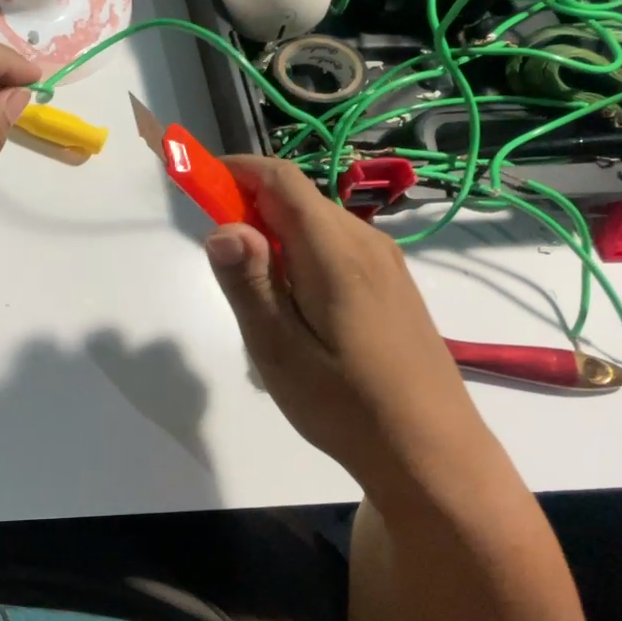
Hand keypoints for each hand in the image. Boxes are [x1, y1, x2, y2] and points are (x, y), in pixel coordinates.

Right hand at [205, 156, 489, 474]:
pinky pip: (333, 246)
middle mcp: (364, 244)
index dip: (233, 170)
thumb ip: (248, 283)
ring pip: (314, 223)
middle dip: (246, 205)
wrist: (429, 451)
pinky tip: (290, 307)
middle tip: (216, 260)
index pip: (280, 181)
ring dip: (271, 233)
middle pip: (296, 198)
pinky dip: (297, 253)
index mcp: (334, 253)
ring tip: (251, 294)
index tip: (192, 181)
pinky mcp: (389, 285)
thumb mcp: (277, 349)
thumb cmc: (343, 403)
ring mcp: (383, 264)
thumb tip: (221, 226)